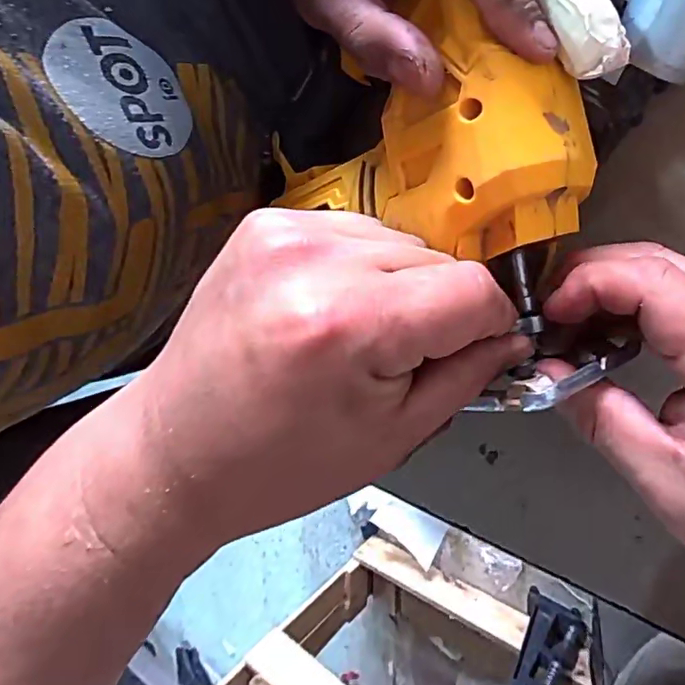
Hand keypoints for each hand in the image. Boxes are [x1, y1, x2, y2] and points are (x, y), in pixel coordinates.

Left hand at [111, 209, 530, 550]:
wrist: (173, 451)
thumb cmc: (279, 464)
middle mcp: (317, 260)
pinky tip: (329, 303)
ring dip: (399, 280)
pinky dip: (359, 264)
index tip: (481, 345)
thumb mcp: (392, 437)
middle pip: (437, 259)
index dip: (490, 322)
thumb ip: (467, 375)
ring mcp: (285, 230)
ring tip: (357, 329)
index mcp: (351, 323)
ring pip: (398, 239)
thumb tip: (510, 334)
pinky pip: (353, 230)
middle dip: (439, 306)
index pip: (472, 290)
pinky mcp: (265, 221)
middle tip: (401, 353)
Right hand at [541, 244, 684, 628]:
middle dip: (592, 275)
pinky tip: (612, 329)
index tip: (549, 312)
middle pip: (660, 261)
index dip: (590, 282)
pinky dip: (638, 299)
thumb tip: (545, 369)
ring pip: (671, 269)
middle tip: (550, 313)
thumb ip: (600, 416)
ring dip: (613, 284)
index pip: (653, 281)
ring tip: (572, 321)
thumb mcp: (668, 484)